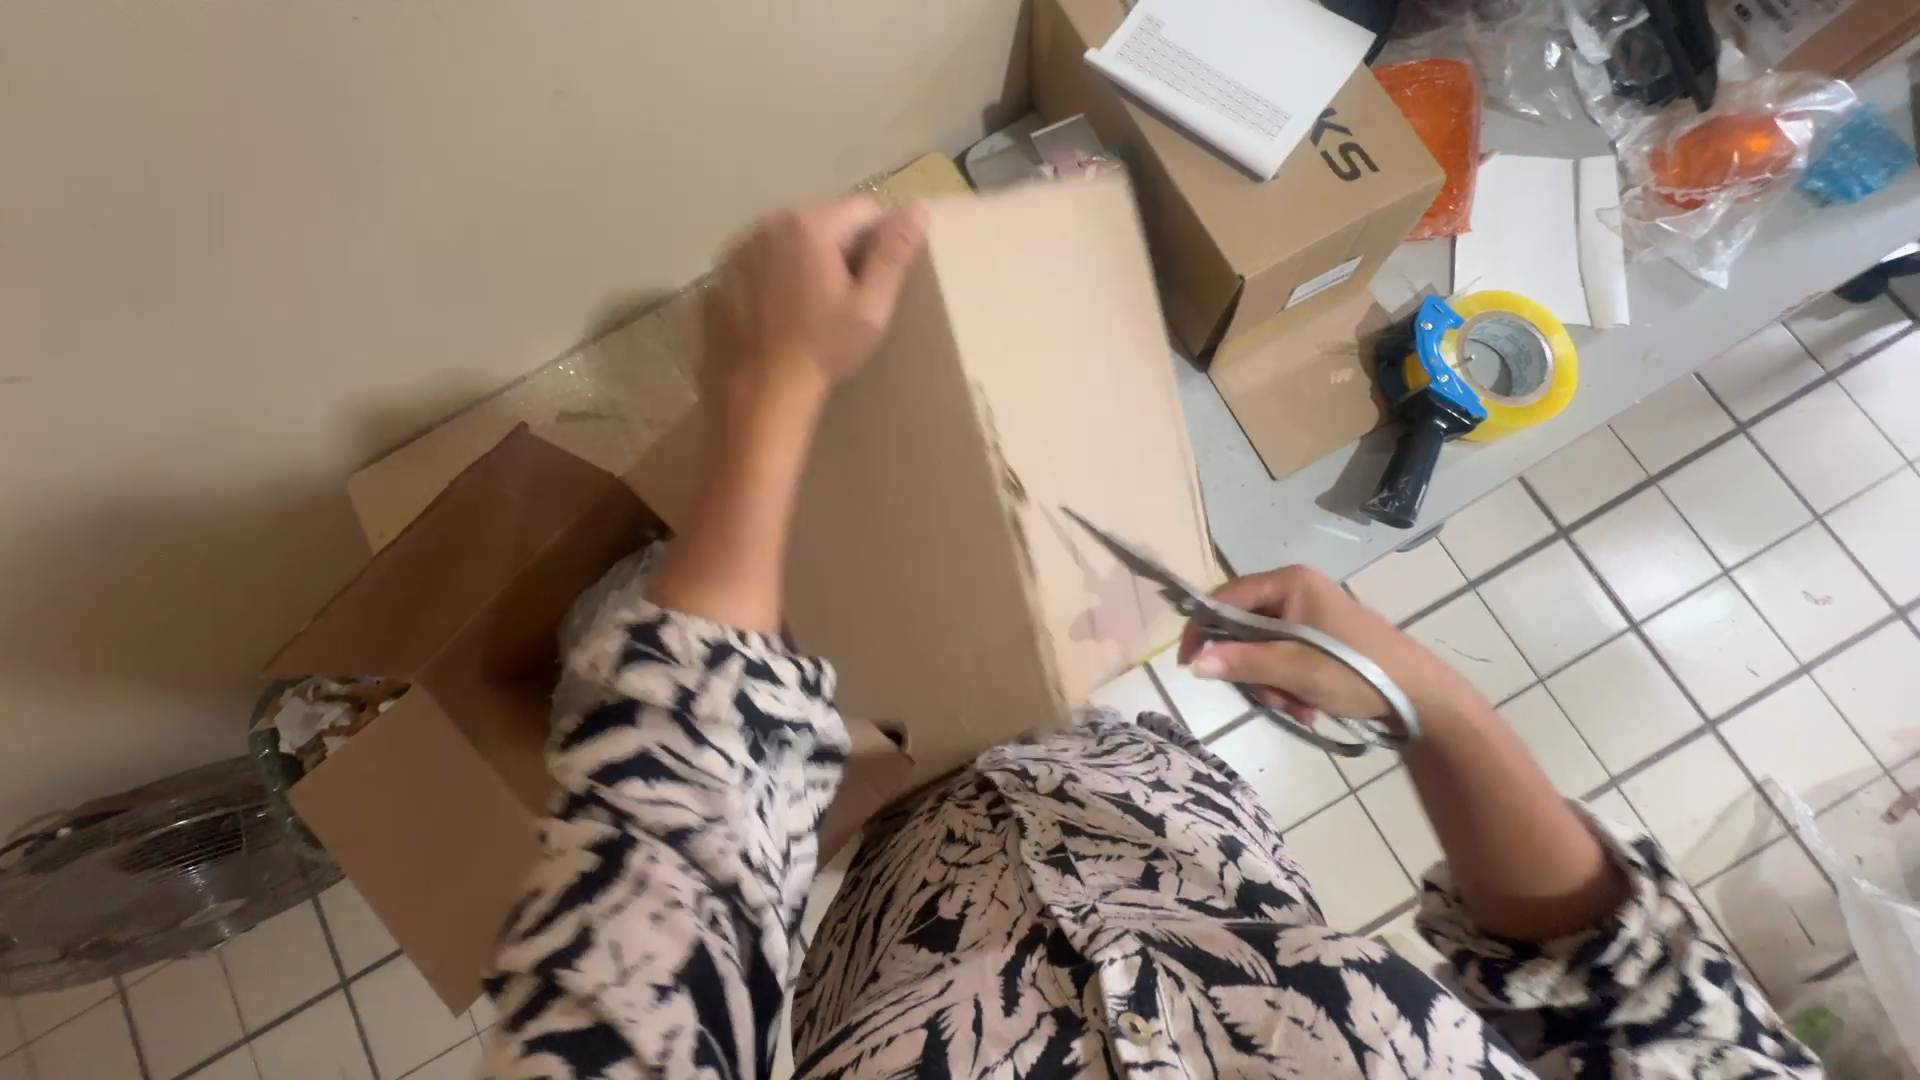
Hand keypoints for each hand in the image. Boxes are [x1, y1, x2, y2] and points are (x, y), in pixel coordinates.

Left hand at [710, 195, 929, 404]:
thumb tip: (919, 207)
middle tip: (841, 301)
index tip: (869, 285)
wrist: (760, 390)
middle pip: (823, 220)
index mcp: (811, 225)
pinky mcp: (723, 270)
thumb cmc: (822, 351)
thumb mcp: (869, 308)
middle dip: (838, 250)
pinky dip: (774, 274)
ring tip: (809, 308)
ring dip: (805, 260)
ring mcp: (741, 245)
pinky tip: (779, 312)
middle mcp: (770, 221)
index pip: (863, 209)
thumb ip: (893, 254)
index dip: (876, 245)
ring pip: (790, 238)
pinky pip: (762, 258)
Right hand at [1177, 566, 1486, 733]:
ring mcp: (1306, 615)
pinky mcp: (1317, 639)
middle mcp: (1294, 591)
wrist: (1422, 698)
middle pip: (1241, 628)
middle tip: (1269, 697)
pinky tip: (1306, 707)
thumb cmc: (1356, 672)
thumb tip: (1192, 663)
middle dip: (1250, 669)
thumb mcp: (1293, 668)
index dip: (1203, 630)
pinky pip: (1280, 659)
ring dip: (1270, 684)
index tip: (1190, 664)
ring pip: (1259, 650)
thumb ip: (1241, 662)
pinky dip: (1286, 686)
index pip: (1225, 598)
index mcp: (1288, 582)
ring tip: (1296, 707)